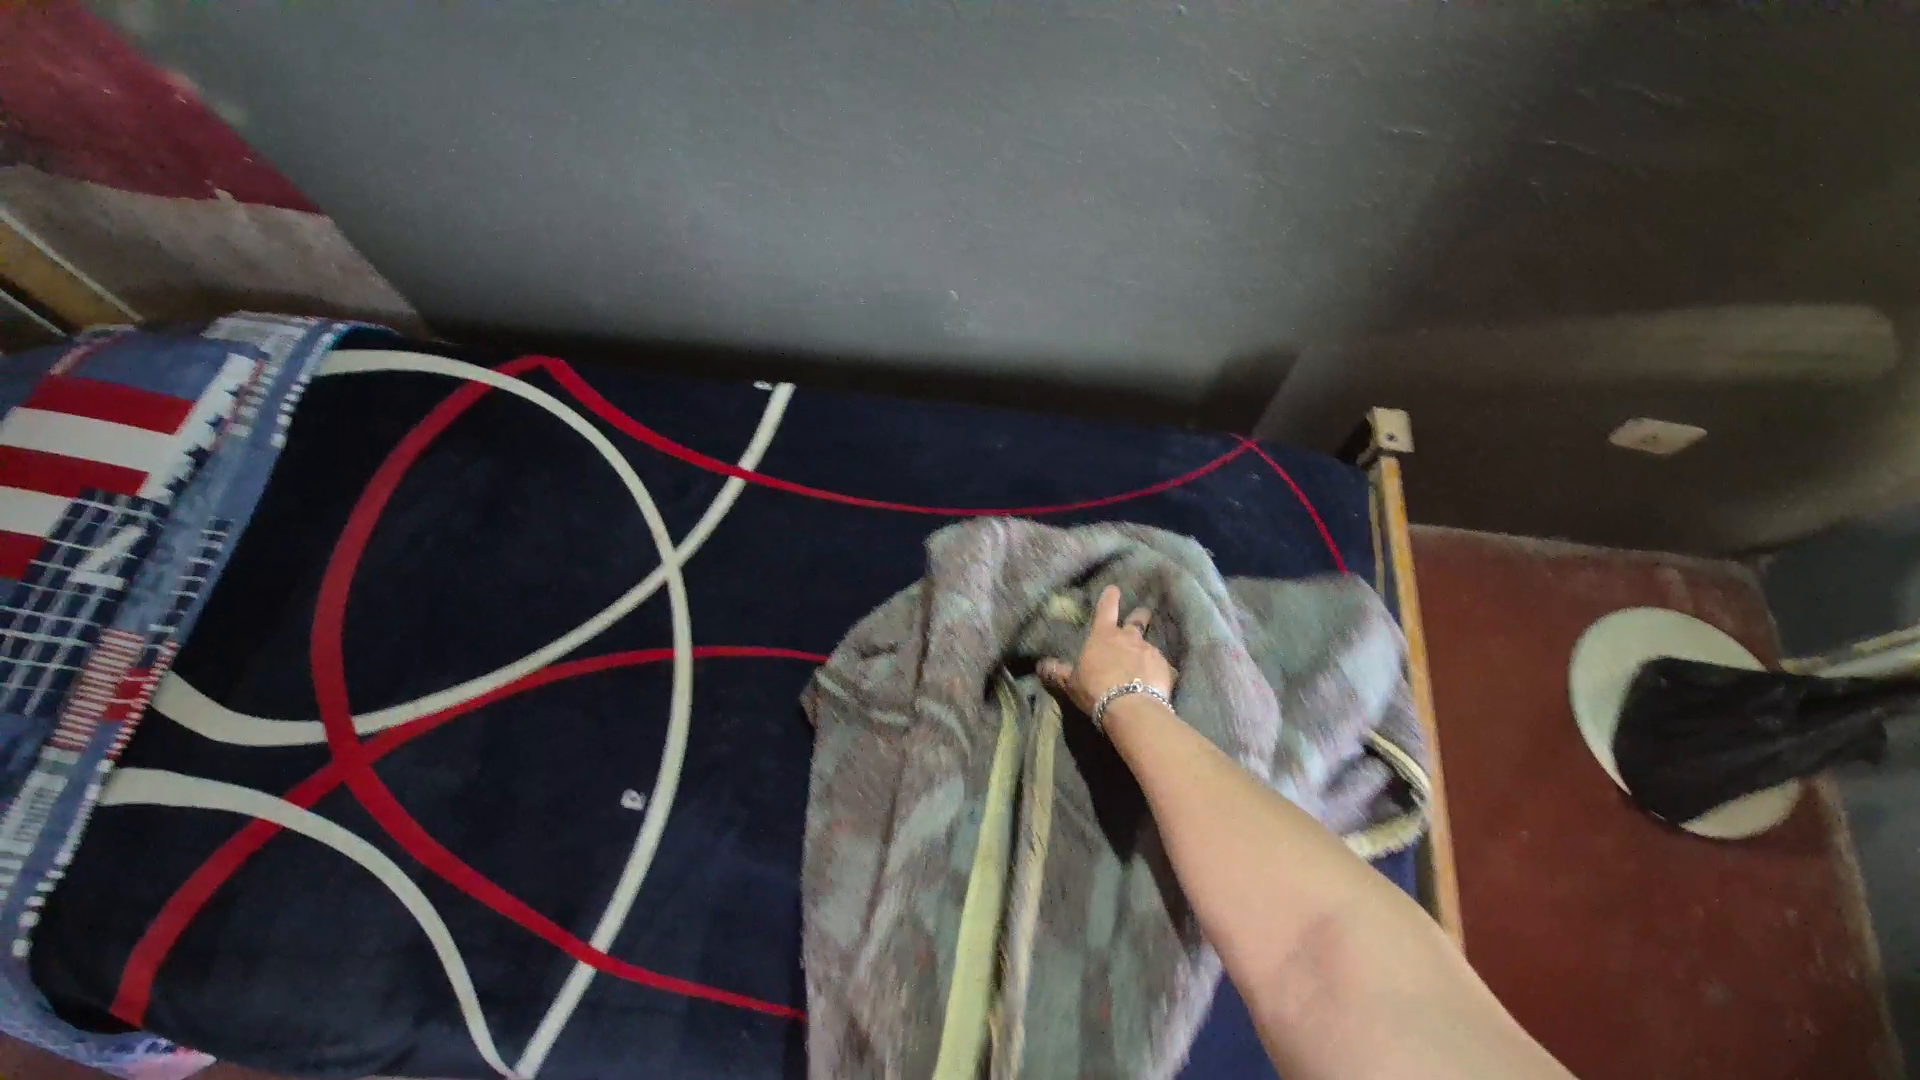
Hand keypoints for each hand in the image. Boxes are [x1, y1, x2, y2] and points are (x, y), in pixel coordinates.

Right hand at [1037, 585, 1175, 715]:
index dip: (1110, 598)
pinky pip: (1161, 667)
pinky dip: (1157, 671)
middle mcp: (1129, 637)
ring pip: (1148, 645)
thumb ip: (1058, 672)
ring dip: (1145, 652)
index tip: (1114, 590)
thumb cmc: (1095, 690)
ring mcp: (1150, 651)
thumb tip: (1041, 665)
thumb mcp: (1071, 683)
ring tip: (1143, 666)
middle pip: (1137, 620)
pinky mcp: (1166, 668)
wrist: (1130, 707)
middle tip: (1142, 616)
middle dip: (1139, 616)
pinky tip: (1155, 683)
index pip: (1106, 608)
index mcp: (1103, 635)